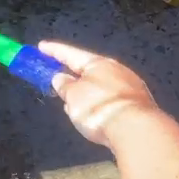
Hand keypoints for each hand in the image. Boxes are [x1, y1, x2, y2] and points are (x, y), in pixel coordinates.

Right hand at [38, 41, 159, 145]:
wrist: (137, 131)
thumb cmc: (99, 108)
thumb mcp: (73, 96)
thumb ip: (64, 85)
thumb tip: (61, 78)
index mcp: (99, 63)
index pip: (71, 54)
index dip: (54, 50)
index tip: (40, 46)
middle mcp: (117, 71)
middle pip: (89, 70)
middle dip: (72, 74)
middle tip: (57, 78)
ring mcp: (130, 88)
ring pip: (100, 87)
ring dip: (85, 93)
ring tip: (71, 104)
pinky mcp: (137, 107)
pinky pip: (110, 101)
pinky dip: (97, 105)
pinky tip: (91, 116)